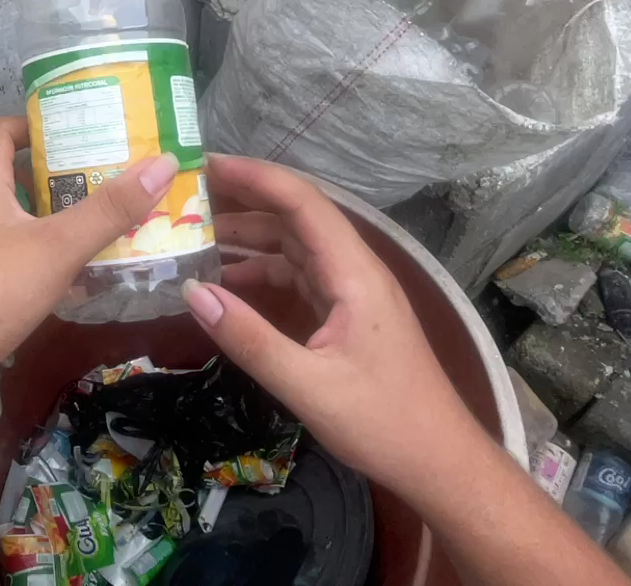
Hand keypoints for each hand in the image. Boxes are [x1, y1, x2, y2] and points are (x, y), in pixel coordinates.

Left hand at [0, 117, 176, 465]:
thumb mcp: (56, 248)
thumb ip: (109, 210)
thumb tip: (162, 163)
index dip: (35, 125)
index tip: (78, 134)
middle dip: (42, 174)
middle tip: (89, 180)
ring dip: (37, 220)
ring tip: (87, 226)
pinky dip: (28, 260)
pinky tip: (67, 283)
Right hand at [182, 154, 487, 495]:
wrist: (442, 465)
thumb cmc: (385, 423)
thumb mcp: (309, 387)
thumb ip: (249, 338)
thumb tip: (192, 292)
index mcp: (353, 271)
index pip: (302, 202)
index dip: (255, 177)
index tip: (206, 165)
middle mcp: (352, 267)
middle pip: (294, 214)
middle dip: (243, 197)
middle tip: (188, 192)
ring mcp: (348, 288)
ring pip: (291, 243)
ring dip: (247, 235)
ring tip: (195, 232)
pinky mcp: (343, 310)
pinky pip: (294, 274)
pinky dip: (258, 271)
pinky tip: (225, 282)